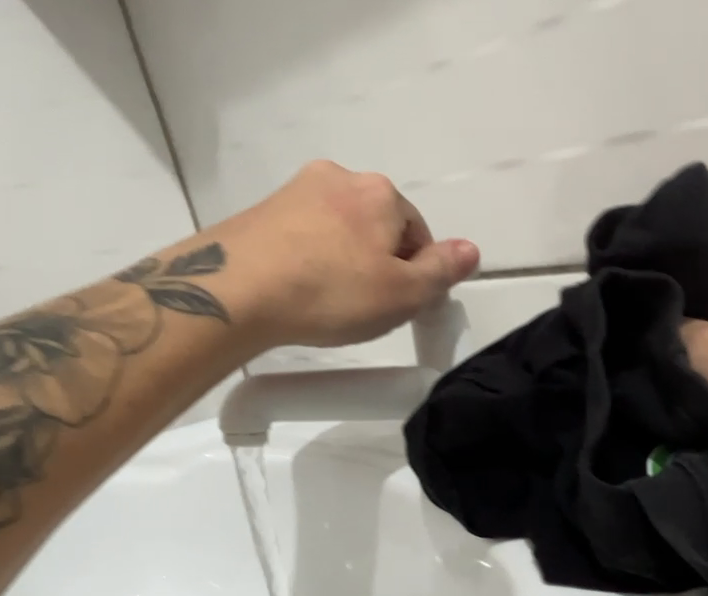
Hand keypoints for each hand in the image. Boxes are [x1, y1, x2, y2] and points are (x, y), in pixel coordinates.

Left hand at [206, 160, 480, 347]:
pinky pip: (305, 235)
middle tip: (367, 307)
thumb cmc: (331, 293)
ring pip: (341, 229)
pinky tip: (302, 290)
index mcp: (382, 193)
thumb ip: (441, 272)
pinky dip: (312, 259)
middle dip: (380, 261)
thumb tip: (471, 249)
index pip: (418, 232)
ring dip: (345, 260)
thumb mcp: (403, 294)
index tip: (400, 306)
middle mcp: (340, 177)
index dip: (416, 273)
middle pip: (378, 226)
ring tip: (331, 301)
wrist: (236, 290)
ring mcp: (297, 190)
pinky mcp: (263, 209)